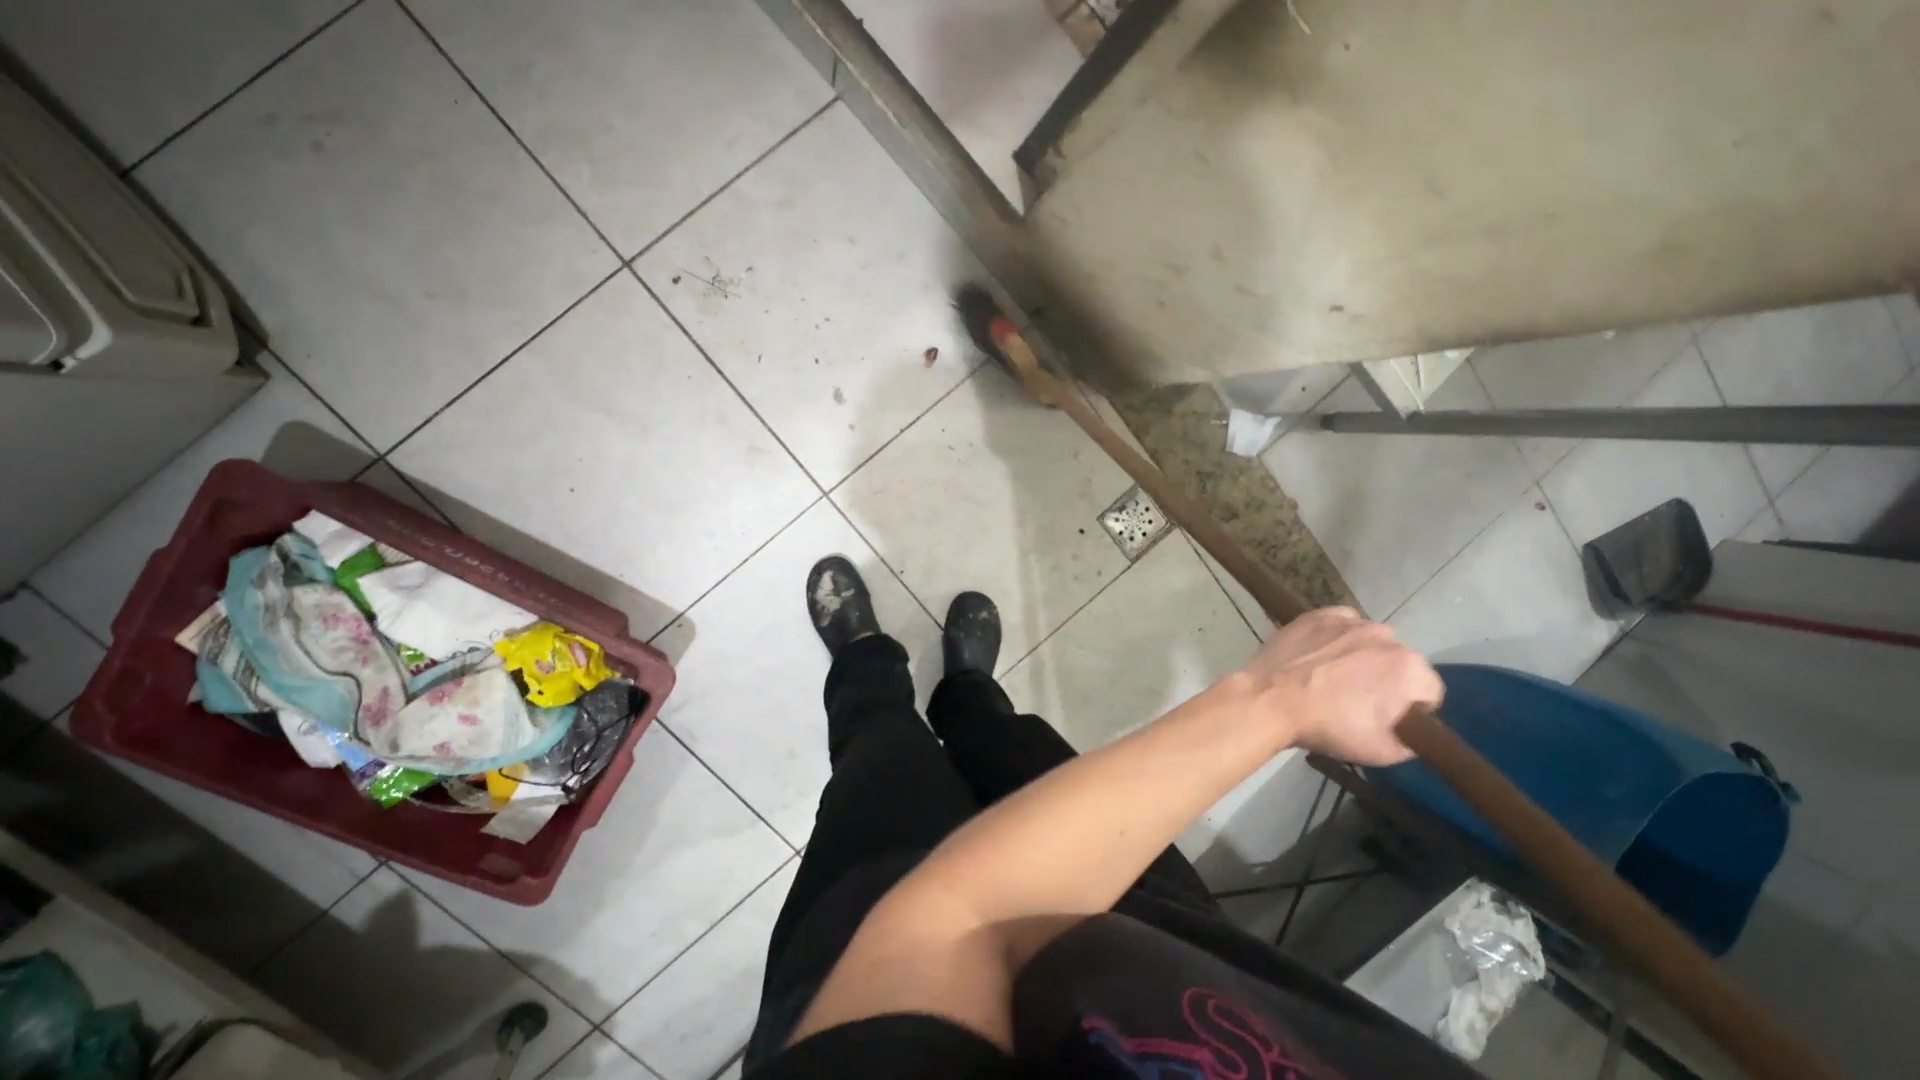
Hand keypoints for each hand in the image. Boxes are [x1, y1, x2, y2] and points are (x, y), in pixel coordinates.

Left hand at [1239, 607, 1441, 765]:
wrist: (1270, 699)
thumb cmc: (1329, 727)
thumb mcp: (1383, 752)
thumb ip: (1412, 741)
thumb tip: (1413, 731)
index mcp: (1411, 668)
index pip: (1430, 691)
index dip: (1414, 709)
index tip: (1389, 718)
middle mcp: (1388, 636)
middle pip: (1400, 662)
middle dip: (1387, 680)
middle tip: (1357, 700)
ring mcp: (1352, 621)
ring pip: (1371, 641)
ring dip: (1362, 656)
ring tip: (1332, 677)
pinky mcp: (1320, 614)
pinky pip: (1341, 625)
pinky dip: (1336, 638)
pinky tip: (1319, 656)